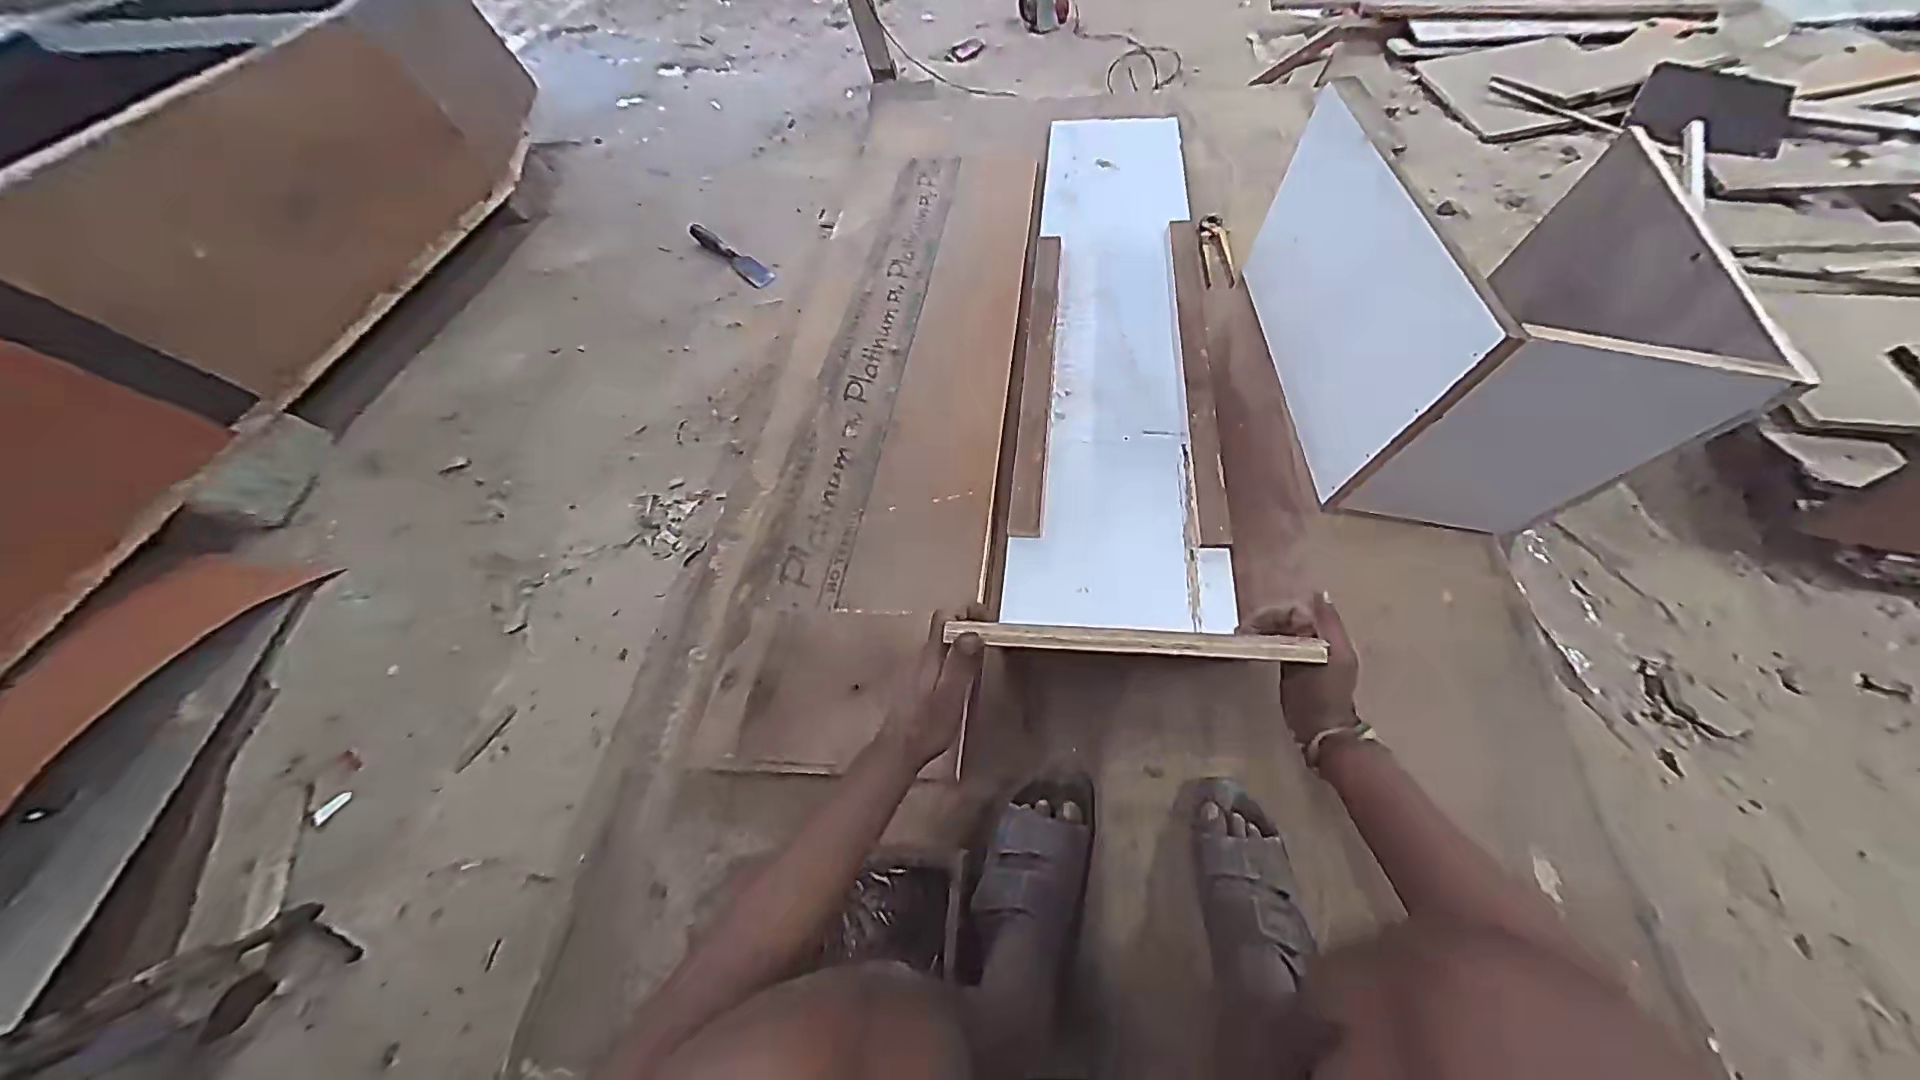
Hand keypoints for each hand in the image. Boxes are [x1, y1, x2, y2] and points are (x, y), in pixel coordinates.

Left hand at [877, 607, 985, 766]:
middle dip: (969, 622)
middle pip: (945, 625)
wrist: (899, 750)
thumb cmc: (927, 726)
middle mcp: (923, 655)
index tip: (989, 619)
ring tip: (985, 647)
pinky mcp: (919, 681)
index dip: (967, 611)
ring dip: (963, 637)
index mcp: (931, 654)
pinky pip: (941, 655)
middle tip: (992, 632)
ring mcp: (919, 667)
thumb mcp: (950, 695)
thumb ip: (960, 663)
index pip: (946, 616)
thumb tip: (972, 632)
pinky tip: (966, 670)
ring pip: (943, 640)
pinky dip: (956, 653)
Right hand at [1240, 592, 1359, 742]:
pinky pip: (1280, 644)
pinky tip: (1253, 645)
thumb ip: (1327, 624)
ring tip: (1243, 637)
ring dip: (1263, 630)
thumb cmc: (1323, 695)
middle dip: (1265, 621)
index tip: (1250, 625)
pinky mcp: (1295, 668)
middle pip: (1289, 619)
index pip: (1297, 612)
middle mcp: (1318, 642)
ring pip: (1282, 631)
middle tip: (1242, 631)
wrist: (1323, 732)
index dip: (1274, 614)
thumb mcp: (1330, 657)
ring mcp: (1306, 656)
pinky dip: (1266, 641)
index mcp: (1328, 637)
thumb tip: (1318, 593)